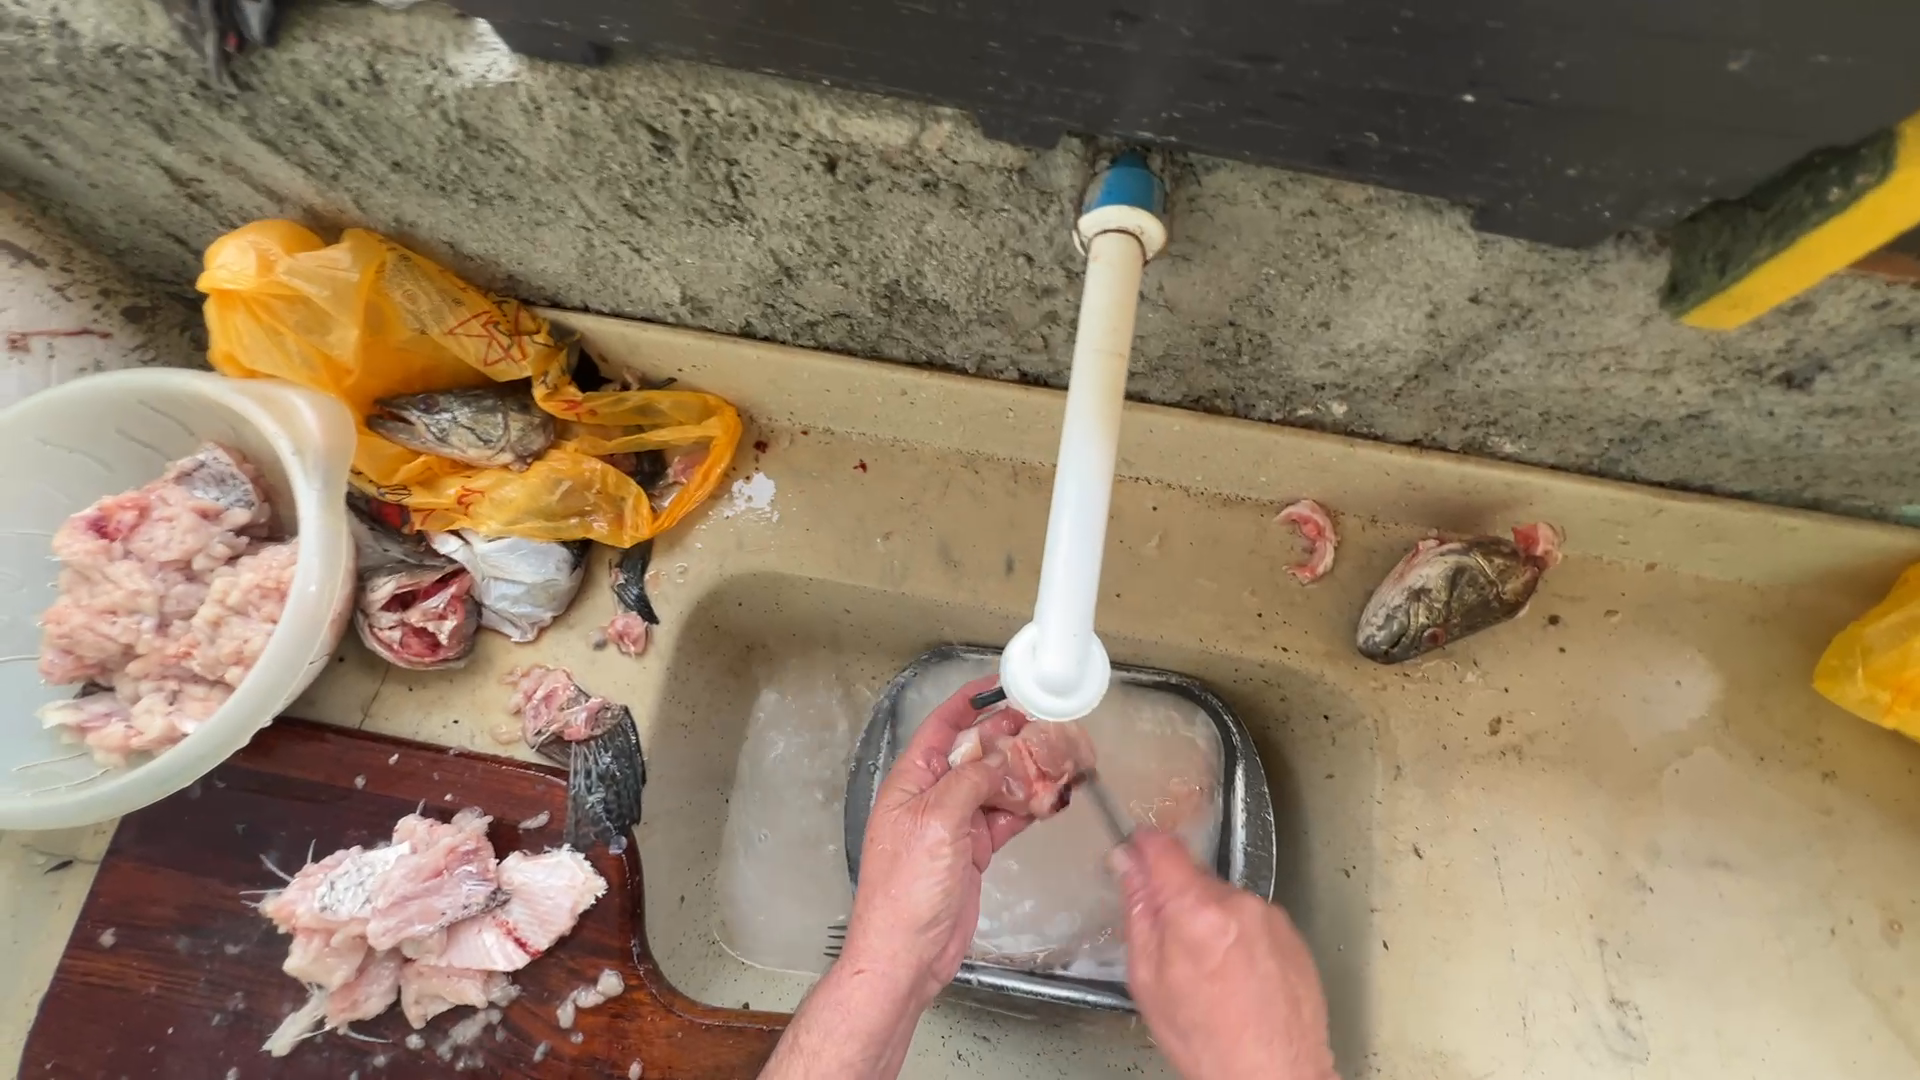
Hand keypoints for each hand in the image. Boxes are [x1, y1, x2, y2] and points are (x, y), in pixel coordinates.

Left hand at [841, 675, 1033, 1007]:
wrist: (906, 955)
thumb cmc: (904, 890)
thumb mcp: (937, 822)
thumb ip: (970, 782)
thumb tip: (1000, 757)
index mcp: (912, 779)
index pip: (941, 726)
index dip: (968, 702)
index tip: (997, 685)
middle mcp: (932, 795)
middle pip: (974, 753)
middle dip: (1006, 738)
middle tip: (1040, 725)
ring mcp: (954, 823)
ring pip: (993, 784)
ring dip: (1021, 773)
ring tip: (1052, 759)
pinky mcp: (973, 849)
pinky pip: (1003, 816)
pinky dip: (1025, 807)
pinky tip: (1047, 798)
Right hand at [1117, 829, 1337, 1079]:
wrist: (1275, 1079)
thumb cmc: (1209, 1042)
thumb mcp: (1148, 979)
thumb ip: (1138, 912)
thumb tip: (1128, 866)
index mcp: (1194, 911)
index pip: (1163, 847)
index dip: (1144, 844)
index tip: (1137, 849)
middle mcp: (1236, 902)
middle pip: (1194, 876)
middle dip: (1178, 898)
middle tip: (1174, 942)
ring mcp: (1268, 916)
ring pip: (1224, 898)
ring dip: (1212, 918)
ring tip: (1213, 969)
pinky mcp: (1291, 933)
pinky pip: (1252, 918)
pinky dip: (1240, 935)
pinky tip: (1239, 975)